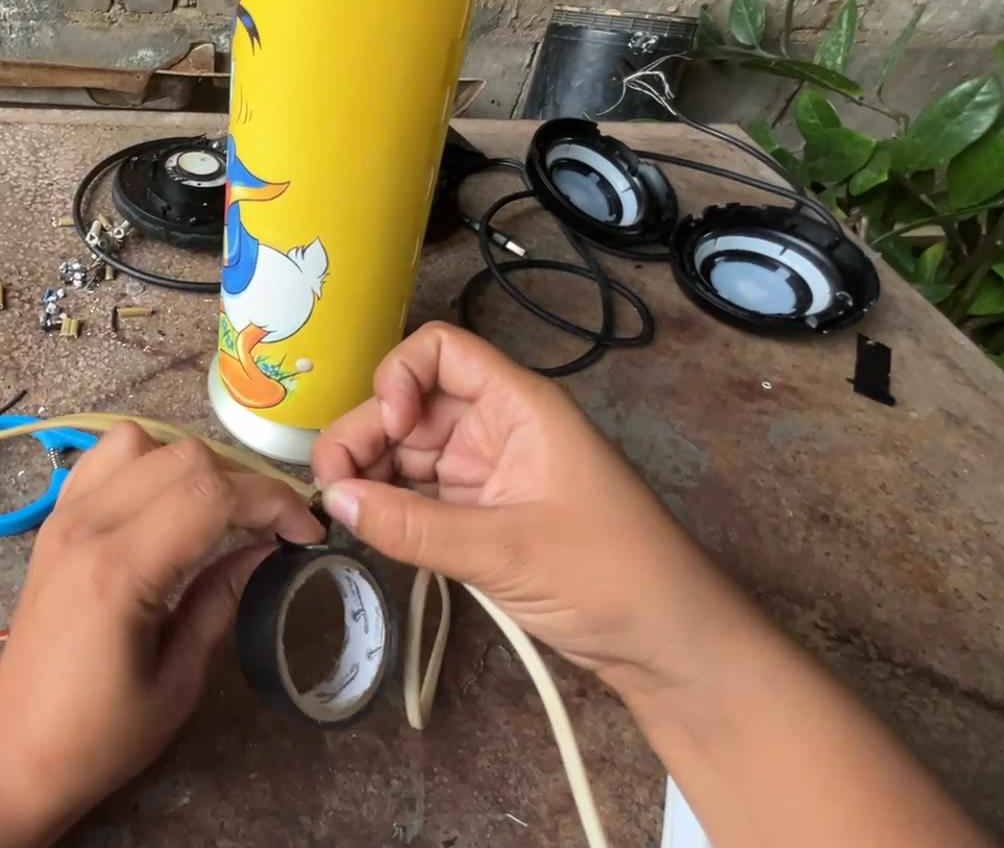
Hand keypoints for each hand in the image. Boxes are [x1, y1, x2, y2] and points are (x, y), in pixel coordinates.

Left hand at [0, 424, 322, 836]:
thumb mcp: (178, 682)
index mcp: (119, 569)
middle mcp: (88, 524)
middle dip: (243, 482)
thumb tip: (267, 548)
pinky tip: (164, 501)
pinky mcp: (54, 517)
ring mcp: (64, 513)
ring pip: (142, 439)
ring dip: (191, 464)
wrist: (12, 746)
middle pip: (183, 456)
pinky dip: (147, 461)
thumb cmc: (98, 735)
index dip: (272, 502)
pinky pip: (105, 456)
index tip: (305, 533)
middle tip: (270, 527)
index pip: (211, 494)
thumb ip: (222, 600)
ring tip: (215, 510)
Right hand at [312, 321, 763, 693]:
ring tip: (341, 512)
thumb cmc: (613, 579)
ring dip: (365, 473)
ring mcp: (478, 470)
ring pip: (400, 450)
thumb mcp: (507, 549)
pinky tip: (365, 525)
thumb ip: (411, 526)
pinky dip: (382, 503)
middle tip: (332, 487)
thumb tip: (332, 500)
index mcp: (515, 406)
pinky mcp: (471, 510)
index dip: (400, 376)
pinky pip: (410, 491)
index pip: (440, 351)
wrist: (671, 651)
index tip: (390, 428)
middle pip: (405, 405)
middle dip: (364, 437)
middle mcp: (490, 426)